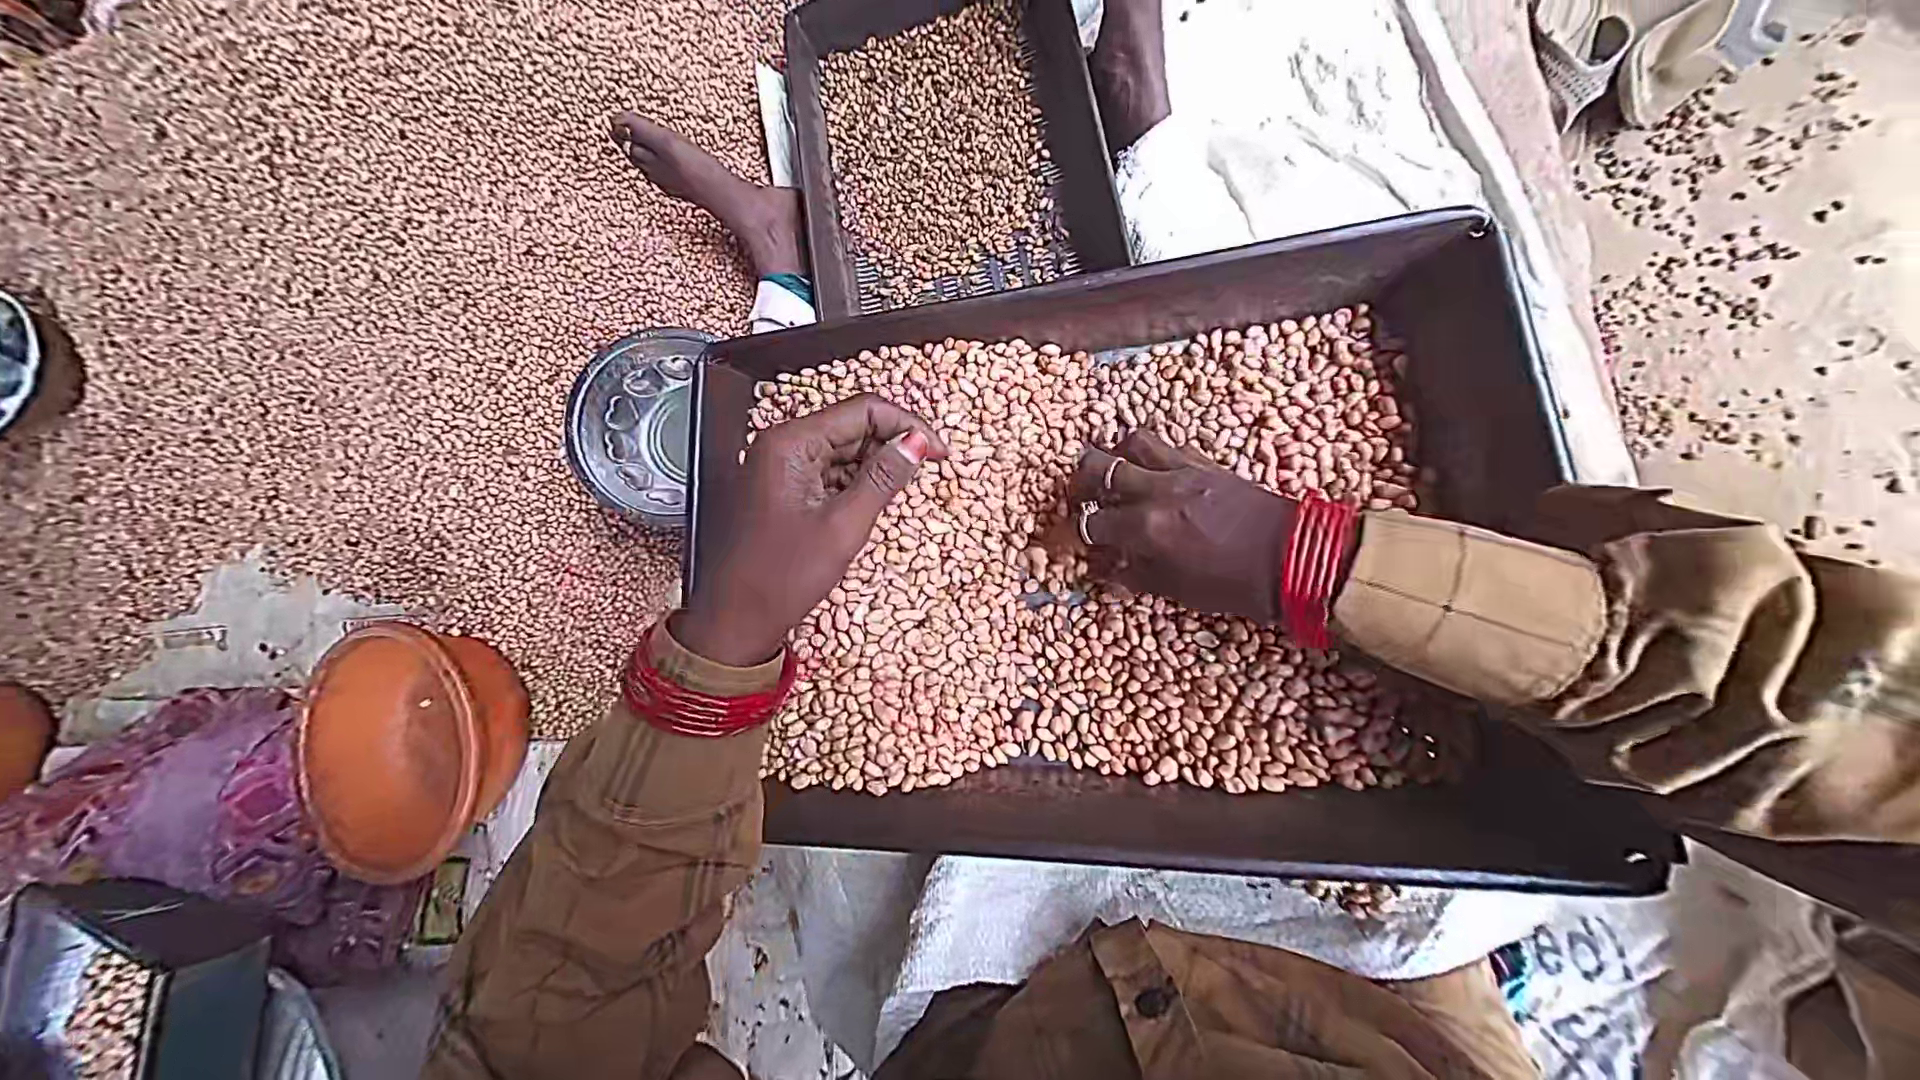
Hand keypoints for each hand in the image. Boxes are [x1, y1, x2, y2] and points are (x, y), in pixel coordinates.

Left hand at [676, 394, 947, 665]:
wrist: (736, 619)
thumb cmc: (780, 579)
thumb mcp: (844, 526)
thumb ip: (883, 479)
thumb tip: (916, 443)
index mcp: (791, 444)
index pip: (862, 410)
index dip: (907, 426)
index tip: (938, 451)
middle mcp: (783, 446)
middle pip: (853, 426)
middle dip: (893, 445)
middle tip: (926, 471)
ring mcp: (782, 467)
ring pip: (845, 450)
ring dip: (877, 466)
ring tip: (897, 495)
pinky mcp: (785, 488)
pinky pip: (831, 472)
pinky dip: (857, 484)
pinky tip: (870, 505)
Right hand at [1069, 430, 1296, 623]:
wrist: (1298, 558)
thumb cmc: (1237, 585)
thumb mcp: (1177, 590)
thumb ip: (1134, 574)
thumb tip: (1105, 567)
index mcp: (1149, 529)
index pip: (1093, 522)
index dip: (1079, 531)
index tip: (1078, 537)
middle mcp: (1159, 491)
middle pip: (1099, 467)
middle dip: (1079, 482)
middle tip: (1077, 495)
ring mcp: (1184, 471)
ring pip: (1133, 443)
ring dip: (1115, 455)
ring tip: (1112, 473)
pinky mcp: (1206, 463)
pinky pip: (1167, 446)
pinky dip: (1149, 455)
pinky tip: (1150, 472)